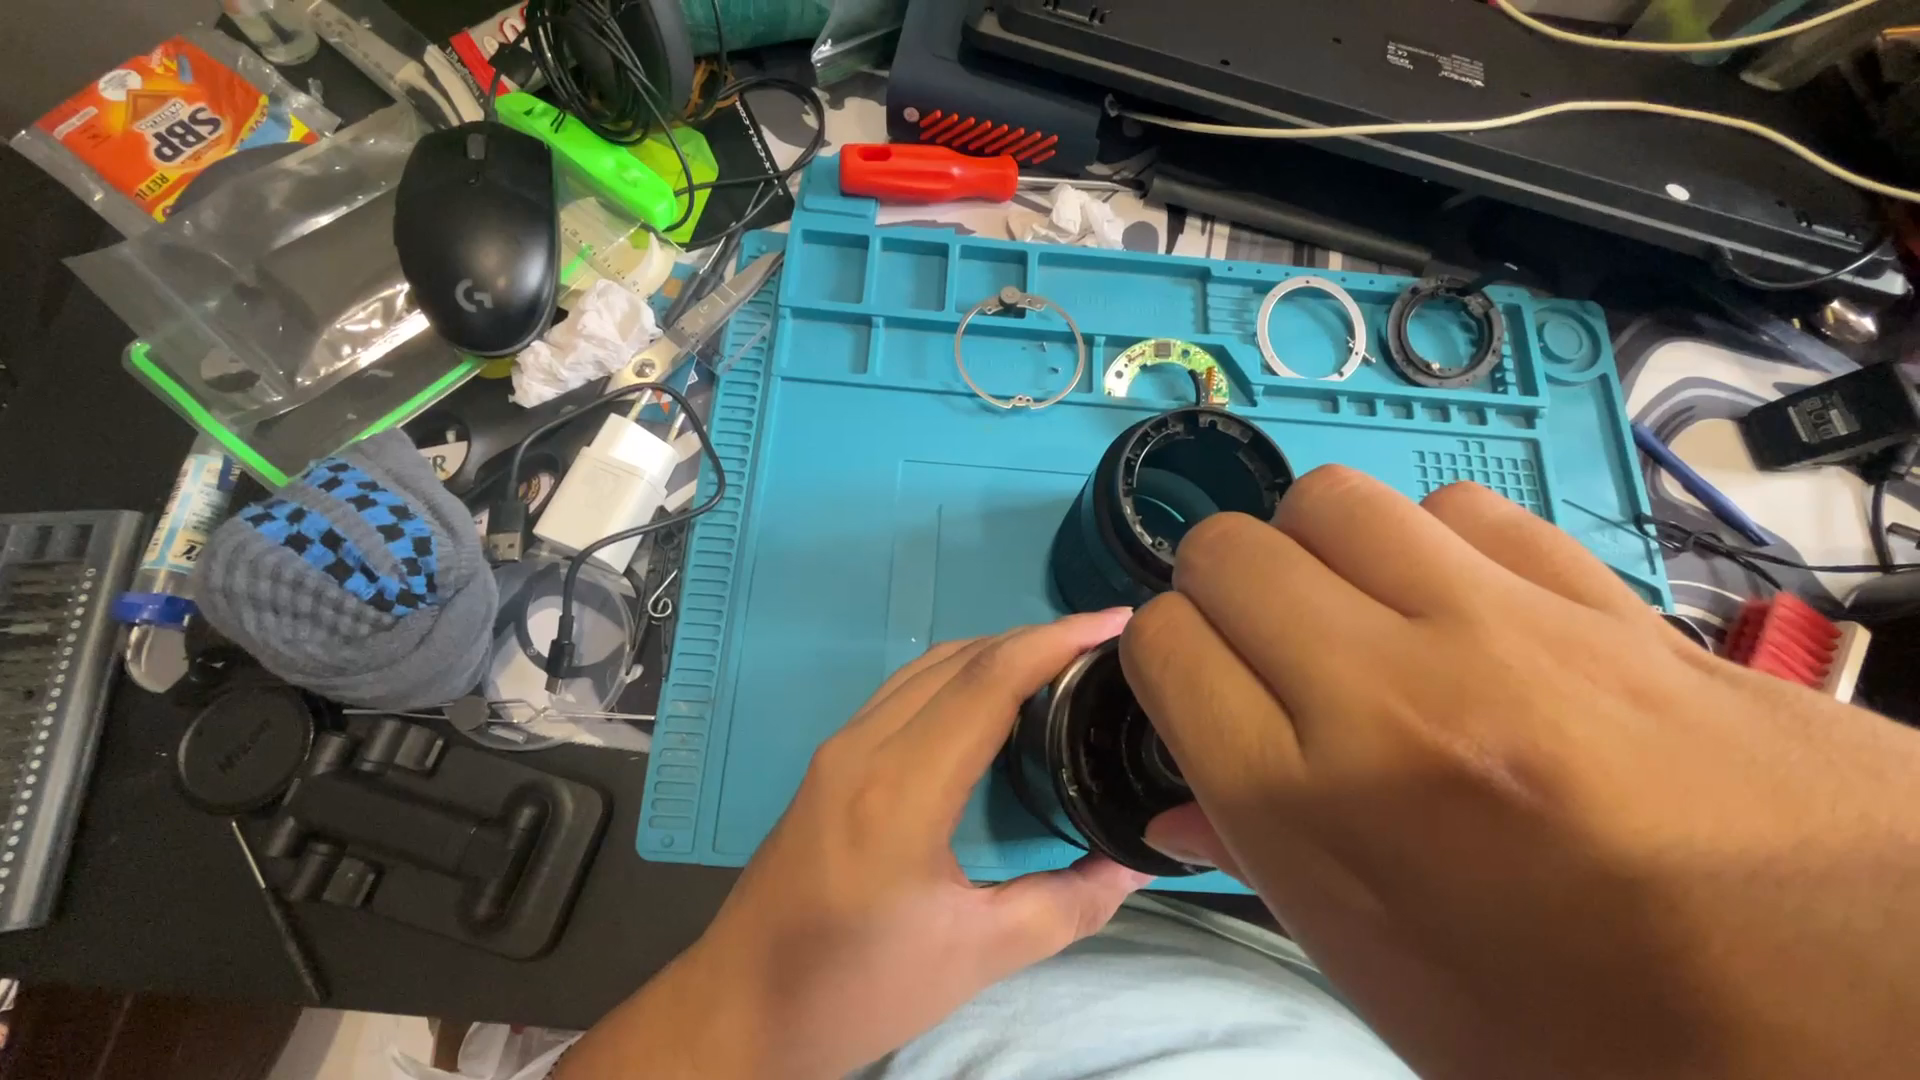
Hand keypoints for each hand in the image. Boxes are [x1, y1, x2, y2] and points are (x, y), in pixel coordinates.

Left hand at [560, 610, 1150, 1079]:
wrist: (741, 1007)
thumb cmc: (856, 986)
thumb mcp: (975, 956)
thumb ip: (1066, 906)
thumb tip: (1133, 865)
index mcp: (901, 787)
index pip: (989, 681)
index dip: (1056, 641)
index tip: (1115, 622)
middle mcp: (865, 745)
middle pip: (961, 660)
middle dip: (1034, 639)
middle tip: (1100, 649)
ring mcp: (840, 745)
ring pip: (929, 667)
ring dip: (994, 652)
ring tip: (1058, 666)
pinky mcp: (830, 758)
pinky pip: (906, 689)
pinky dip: (959, 675)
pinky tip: (992, 701)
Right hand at [1122, 466, 1919, 1079]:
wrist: (1863, 1028)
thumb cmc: (1567, 1029)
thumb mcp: (1374, 971)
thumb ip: (1252, 860)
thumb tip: (1170, 807)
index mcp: (1309, 807)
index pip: (1161, 642)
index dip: (1161, 656)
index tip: (1193, 683)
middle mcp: (1387, 699)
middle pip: (1226, 552)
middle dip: (1216, 589)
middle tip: (1256, 640)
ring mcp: (1506, 634)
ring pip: (1332, 501)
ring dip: (1314, 549)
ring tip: (1348, 607)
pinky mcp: (1609, 601)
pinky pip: (1465, 511)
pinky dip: (1432, 545)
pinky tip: (1459, 602)